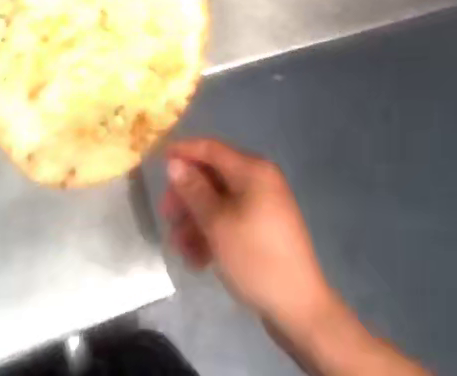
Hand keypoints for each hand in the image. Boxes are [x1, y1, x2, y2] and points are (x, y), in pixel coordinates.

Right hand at [158, 138, 339, 329]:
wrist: (299, 307)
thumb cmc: (255, 257)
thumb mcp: (217, 223)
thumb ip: (193, 190)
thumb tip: (175, 164)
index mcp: (253, 170)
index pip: (211, 149)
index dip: (184, 151)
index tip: (158, 161)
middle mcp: (260, 181)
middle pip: (213, 177)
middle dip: (187, 196)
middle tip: (166, 216)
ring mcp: (263, 207)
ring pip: (219, 203)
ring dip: (196, 221)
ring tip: (180, 248)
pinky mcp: (263, 231)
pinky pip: (231, 221)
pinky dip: (212, 234)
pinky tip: (198, 260)